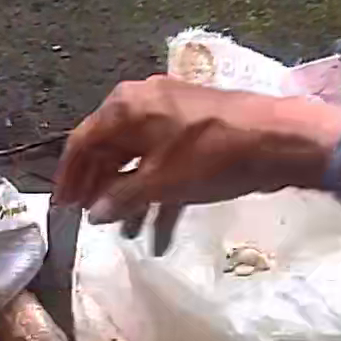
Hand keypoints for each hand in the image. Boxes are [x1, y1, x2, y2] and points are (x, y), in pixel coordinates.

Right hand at [53, 76, 340, 223]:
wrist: (279, 140)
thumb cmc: (211, 157)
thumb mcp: (159, 182)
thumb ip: (120, 197)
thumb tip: (94, 213)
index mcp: (127, 107)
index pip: (82, 142)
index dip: (69, 178)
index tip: (62, 207)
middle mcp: (144, 104)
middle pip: (108, 151)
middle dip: (98, 189)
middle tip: (87, 221)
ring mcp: (171, 117)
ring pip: (137, 161)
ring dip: (128, 199)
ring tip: (122, 234)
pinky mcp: (195, 133)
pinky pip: (164, 165)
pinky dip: (157, 197)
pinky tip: (156, 235)